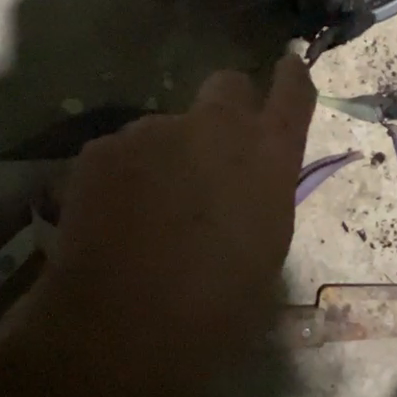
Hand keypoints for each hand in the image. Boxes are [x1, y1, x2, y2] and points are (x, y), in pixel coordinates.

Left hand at [18, 55, 315, 396]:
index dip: (290, 76)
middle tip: (209, 153)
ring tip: (147, 211)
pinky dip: (121, 177)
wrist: (123, 330)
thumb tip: (246, 188)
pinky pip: (120, 152)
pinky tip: (111, 222)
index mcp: (269, 153)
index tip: (287, 66)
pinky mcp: (104, 148)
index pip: (293, 91)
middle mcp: (218, 126)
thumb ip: (262, 195)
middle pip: (228, 85)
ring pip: (166, 126)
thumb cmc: (217, 308)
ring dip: (165, 154)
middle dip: (223, 108)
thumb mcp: (266, 247)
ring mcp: (156, 130)